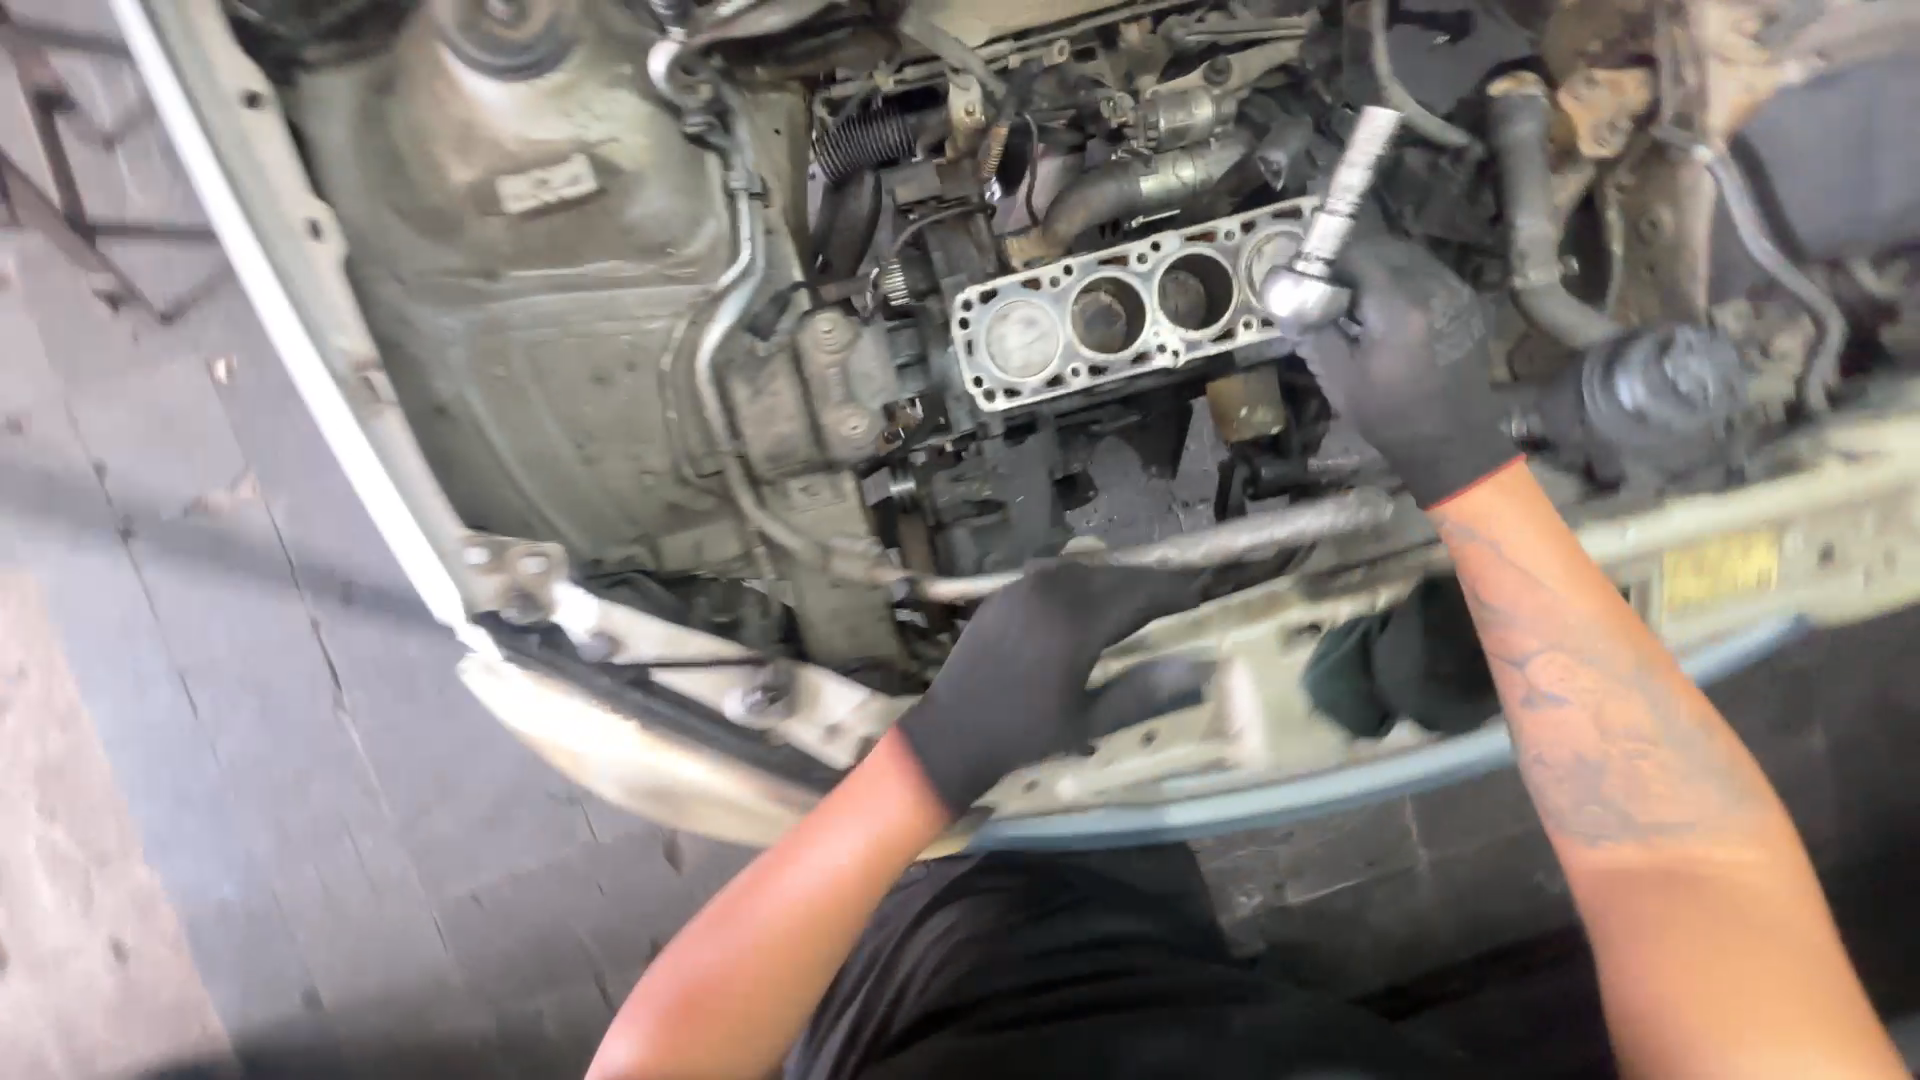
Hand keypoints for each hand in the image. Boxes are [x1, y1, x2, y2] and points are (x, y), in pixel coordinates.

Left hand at [896, 564, 1201, 815]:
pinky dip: (1077, 580)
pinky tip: (1086, 597)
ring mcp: (1021, 588)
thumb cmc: (1025, 734)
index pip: (1138, 593)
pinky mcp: (1002, 593)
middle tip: (1174, 594)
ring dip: (1112, 577)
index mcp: (1076, 624)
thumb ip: (1144, 690)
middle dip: (1146, 582)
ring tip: (1136, 595)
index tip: (1198, 595)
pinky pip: (1049, 574)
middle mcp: (1050, 593)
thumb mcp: (1090, 721)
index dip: (1172, 592)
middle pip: (1112, 575)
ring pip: (1080, 569)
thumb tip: (1197, 666)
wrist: (953, 731)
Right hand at [1298, 236, 1518, 506]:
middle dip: (1354, 261)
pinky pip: (1429, 276)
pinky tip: (1385, 310)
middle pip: (1387, 250)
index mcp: (1398, 308)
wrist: (1448, 440)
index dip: (1330, 260)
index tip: (1309, 273)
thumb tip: (1289, 301)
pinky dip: (1402, 282)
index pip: (1359, 256)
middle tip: (1329, 283)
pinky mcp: (1467, 304)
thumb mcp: (1338, 378)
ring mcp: (1457, 293)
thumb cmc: (1387, 414)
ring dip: (1379, 268)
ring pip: (1411, 259)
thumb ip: (1315, 332)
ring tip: (1356, 296)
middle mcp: (1434, 288)